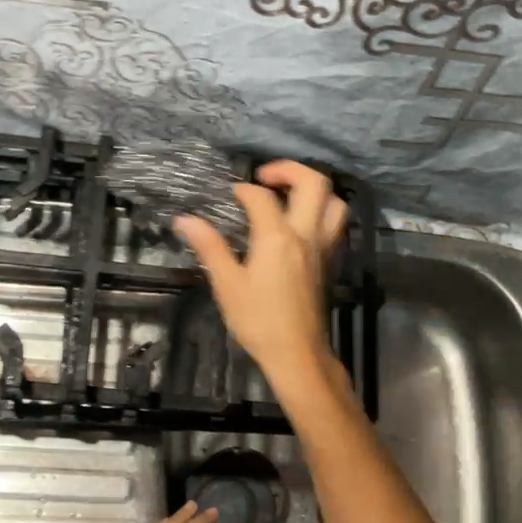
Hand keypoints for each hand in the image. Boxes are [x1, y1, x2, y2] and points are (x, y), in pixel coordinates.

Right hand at [173, 160, 348, 372]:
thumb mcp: (227, 284)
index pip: (261, 197)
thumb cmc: (258, 320)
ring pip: (335, 202)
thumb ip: (210, 247)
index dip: (243, 189)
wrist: (297, 352)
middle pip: (314, 183)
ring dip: (315, 191)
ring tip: (290, 196)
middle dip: (290, 170)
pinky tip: (303, 224)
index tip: (230, 194)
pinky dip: (323, 213)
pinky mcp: (330, 262)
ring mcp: (323, 248)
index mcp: (277, 238)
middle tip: (266, 177)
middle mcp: (306, 235)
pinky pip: (336, 225)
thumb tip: (185, 220)